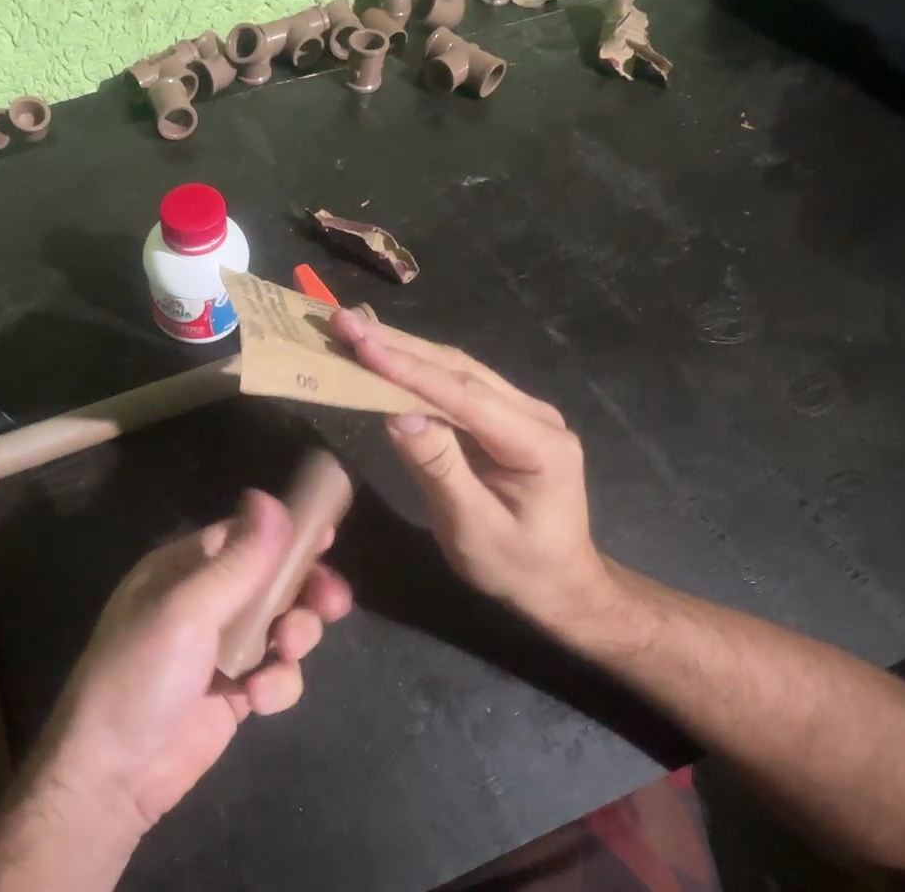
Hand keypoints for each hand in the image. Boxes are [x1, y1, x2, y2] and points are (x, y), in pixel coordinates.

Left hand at [26, 490, 353, 833]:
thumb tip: (268, 498)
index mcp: (183, 568)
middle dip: (305, 590)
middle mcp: (205, 601)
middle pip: (274, 580)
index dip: (285, 533)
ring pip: (283, 625)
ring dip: (296, 636)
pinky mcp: (237, 692)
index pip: (243, 535)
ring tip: (286, 650)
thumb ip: (237, 561)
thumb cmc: (140, 675)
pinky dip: (277, 684)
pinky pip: (277, 673)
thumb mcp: (186, 611)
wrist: (114, 773)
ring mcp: (222, 648)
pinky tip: (256, 700)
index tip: (327, 535)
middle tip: (332, 602)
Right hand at [331, 309, 609, 625]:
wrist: (559, 584)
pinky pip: (455, 386)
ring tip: (354, 327)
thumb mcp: (473, 528)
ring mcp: (521, 411)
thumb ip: (439, 468)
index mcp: (538, 444)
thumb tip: (396, 416)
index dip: (408, 370)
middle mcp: (535, 414)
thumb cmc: (516, 566)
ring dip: (404, 348)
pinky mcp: (502, 417)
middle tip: (345, 321)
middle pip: (458, 370)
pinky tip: (384, 353)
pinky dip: (415, 368)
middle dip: (398, 344)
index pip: (464, 395)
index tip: (361, 344)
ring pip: (456, 369)